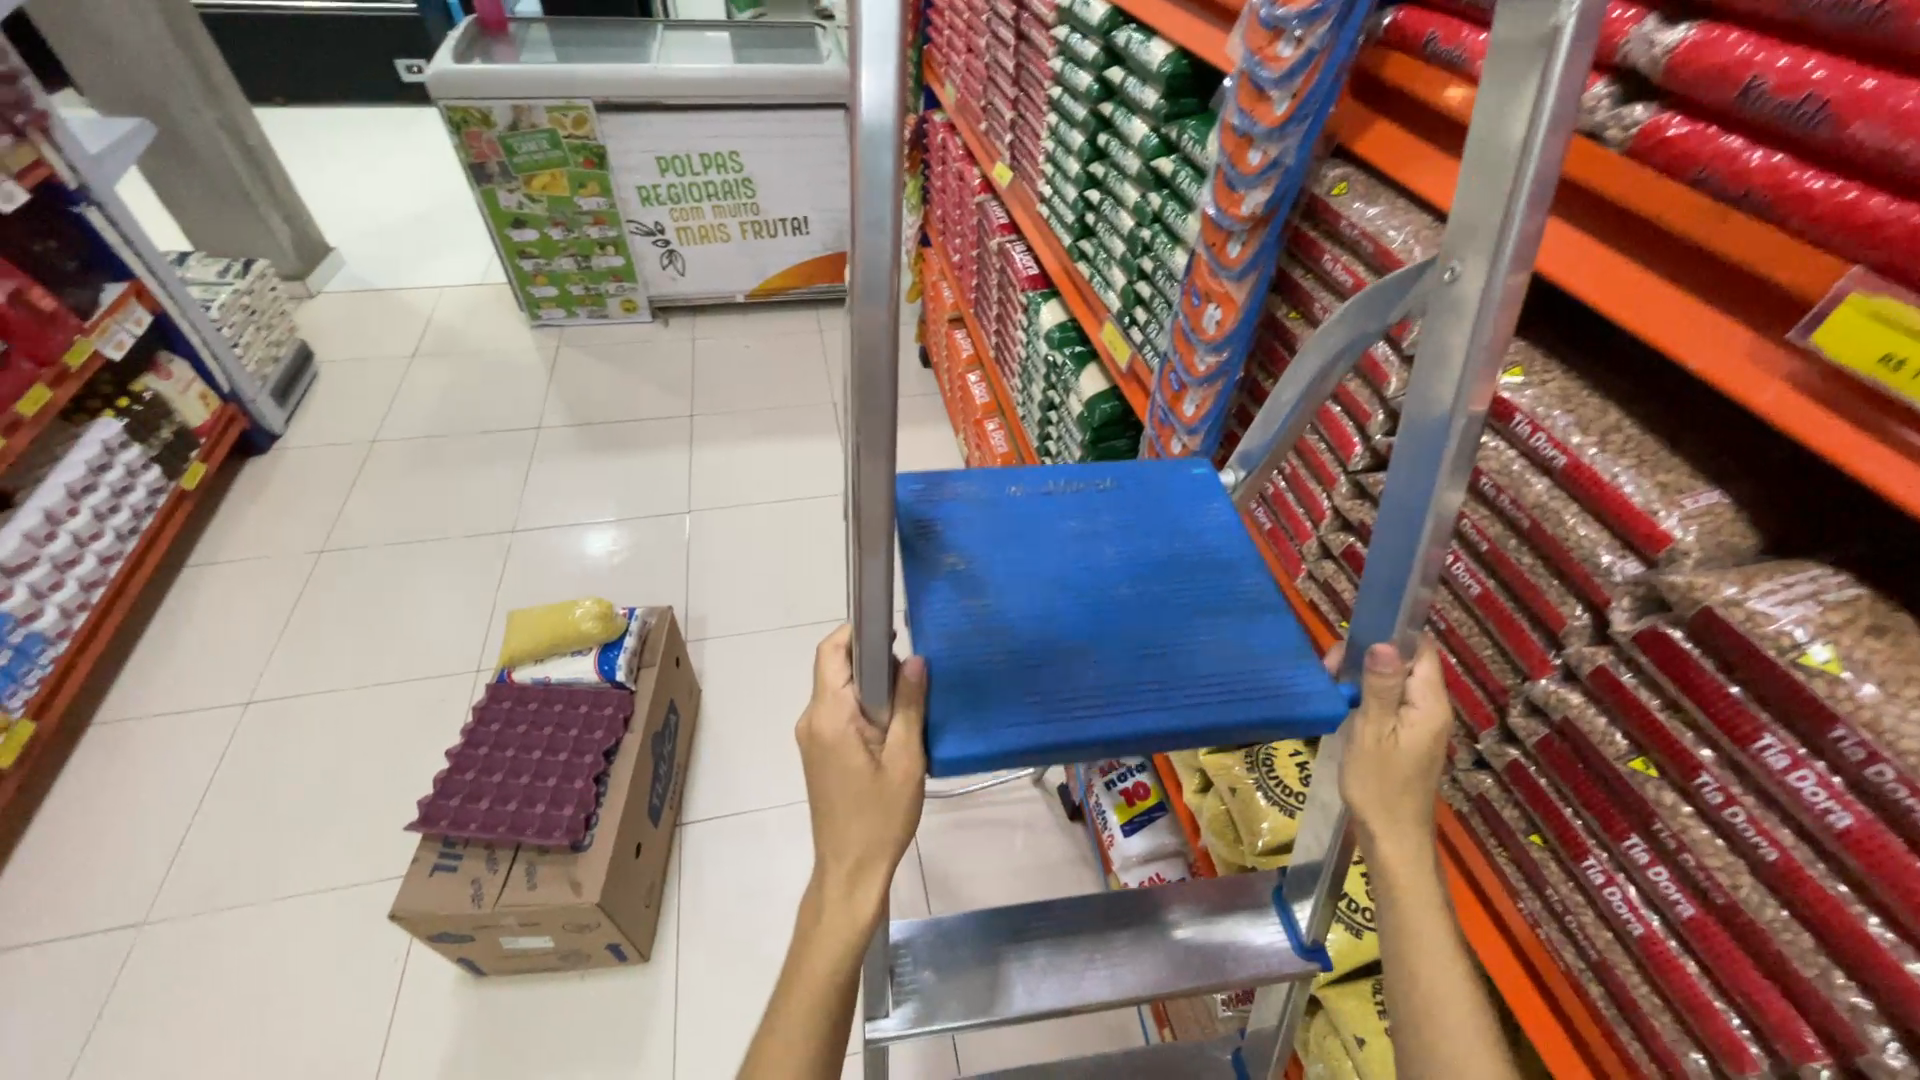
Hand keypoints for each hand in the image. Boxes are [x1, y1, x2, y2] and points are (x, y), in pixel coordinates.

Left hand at [795, 625, 927, 920]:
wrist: (851, 869)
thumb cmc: (880, 816)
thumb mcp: (905, 758)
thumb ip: (908, 704)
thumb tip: (915, 659)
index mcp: (828, 716)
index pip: (830, 652)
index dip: (857, 631)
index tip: (893, 631)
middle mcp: (811, 720)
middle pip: (835, 669)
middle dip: (873, 660)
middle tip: (913, 671)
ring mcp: (811, 737)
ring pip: (839, 691)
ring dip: (872, 686)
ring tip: (910, 698)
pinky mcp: (818, 752)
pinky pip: (839, 713)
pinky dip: (865, 707)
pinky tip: (894, 725)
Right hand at [1332, 635, 1450, 861]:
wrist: (1391, 837)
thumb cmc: (1378, 784)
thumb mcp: (1371, 731)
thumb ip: (1379, 686)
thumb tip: (1384, 644)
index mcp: (1429, 704)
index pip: (1420, 650)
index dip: (1389, 638)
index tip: (1351, 643)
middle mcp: (1431, 708)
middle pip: (1405, 663)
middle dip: (1368, 656)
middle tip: (1330, 668)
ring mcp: (1420, 723)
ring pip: (1394, 681)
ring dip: (1363, 676)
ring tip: (1331, 685)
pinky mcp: (1407, 736)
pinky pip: (1390, 701)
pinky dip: (1365, 696)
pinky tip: (1341, 704)